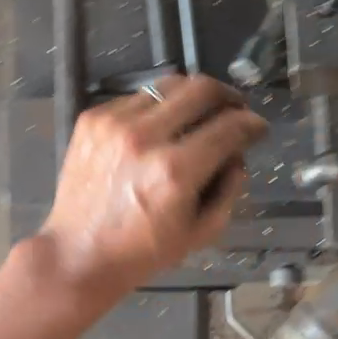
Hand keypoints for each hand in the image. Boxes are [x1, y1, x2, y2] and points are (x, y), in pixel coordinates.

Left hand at [37, 75, 268, 299]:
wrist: (79, 253)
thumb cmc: (144, 251)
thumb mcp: (201, 231)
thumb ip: (229, 189)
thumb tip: (238, 155)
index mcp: (176, 171)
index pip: (229, 127)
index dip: (252, 123)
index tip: (258, 127)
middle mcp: (145, 137)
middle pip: (202, 89)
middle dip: (228, 96)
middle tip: (235, 109)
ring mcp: (114, 122)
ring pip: (169, 85)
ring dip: (192, 96)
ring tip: (200, 112)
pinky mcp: (92, 118)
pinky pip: (137, 97)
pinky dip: (158, 107)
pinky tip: (160, 127)